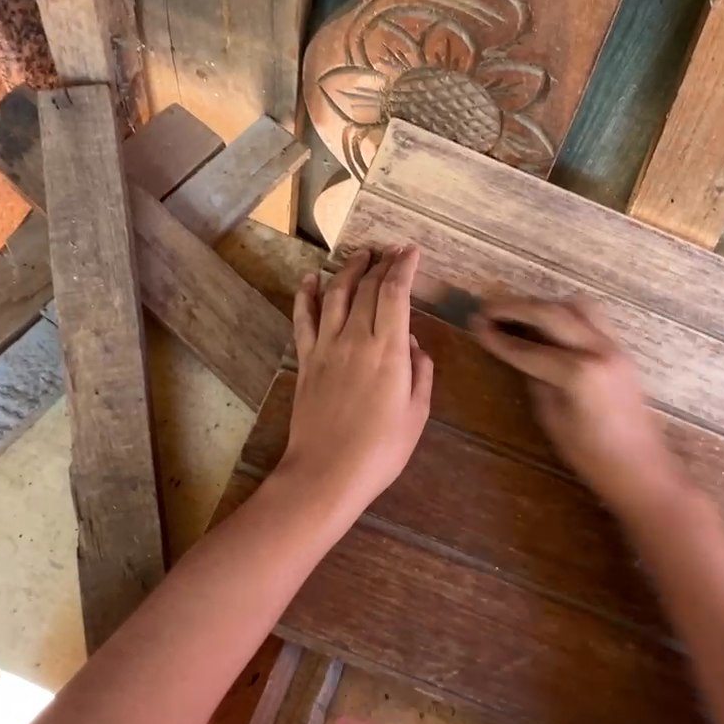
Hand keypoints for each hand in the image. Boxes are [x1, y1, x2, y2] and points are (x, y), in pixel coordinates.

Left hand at [279, 246, 433, 513]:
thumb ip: (421, 372)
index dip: (403, 267)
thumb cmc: (380, 450)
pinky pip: (303, 318)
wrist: (326, 473)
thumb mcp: (417, 414)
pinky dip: (306, 294)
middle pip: (367, 287)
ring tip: (360, 254)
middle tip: (392, 250)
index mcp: (388, 350)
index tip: (411, 251)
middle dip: (382, 262)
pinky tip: (310, 279)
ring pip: (336, 294)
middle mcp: (356, 338)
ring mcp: (326, 346)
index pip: (395, 294)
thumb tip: (414, 342)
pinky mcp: (306, 359)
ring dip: (349, 269)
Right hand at [474, 297, 679, 514]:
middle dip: (516, 308)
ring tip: (519, 313)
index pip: (528, 348)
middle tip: (488, 308)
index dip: (498, 338)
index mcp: (578, 373)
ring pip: (576, 306)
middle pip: (551, 313)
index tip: (476, 325)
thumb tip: (519, 352)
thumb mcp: (552, 419)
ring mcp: (614, 346)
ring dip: (544, 304)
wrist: (642, 469)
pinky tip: (549, 324)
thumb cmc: (592, 456)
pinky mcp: (621, 350)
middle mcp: (598, 350)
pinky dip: (566, 313)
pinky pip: (592, 318)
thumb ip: (535, 379)